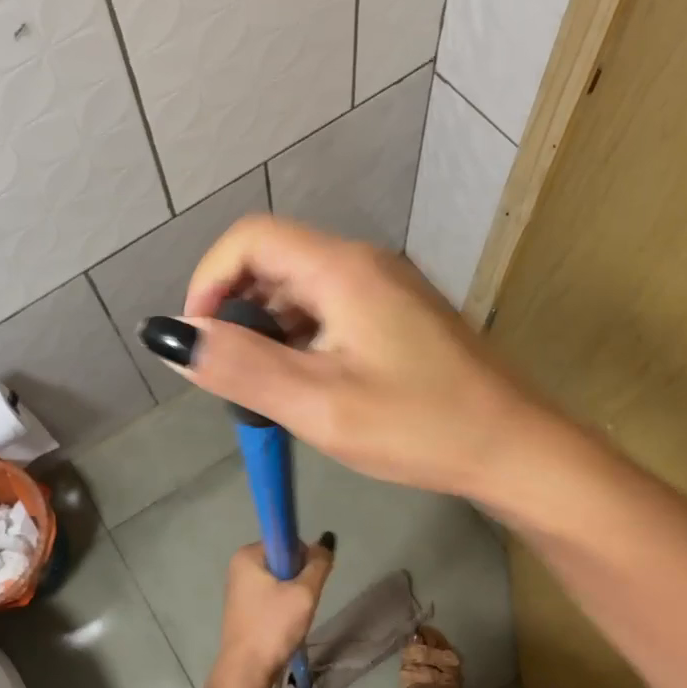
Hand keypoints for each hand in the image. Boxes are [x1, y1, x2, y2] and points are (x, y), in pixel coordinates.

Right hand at [141, 215, 551, 499]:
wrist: (516, 449)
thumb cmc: (419, 427)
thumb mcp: (319, 404)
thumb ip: (241, 367)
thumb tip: (170, 335)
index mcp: (342, 270)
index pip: (249, 238)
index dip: (208, 281)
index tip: (200, 344)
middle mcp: (362, 263)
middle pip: (271, 259)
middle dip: (235, 312)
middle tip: (233, 378)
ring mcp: (384, 287)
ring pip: (297, 288)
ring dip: (265, 330)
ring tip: (267, 391)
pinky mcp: (396, 314)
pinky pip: (326, 309)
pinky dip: (297, 339)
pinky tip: (305, 386)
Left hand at [213, 538, 334, 687]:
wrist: (247, 670)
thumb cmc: (274, 626)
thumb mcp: (304, 593)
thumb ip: (318, 564)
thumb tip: (326, 540)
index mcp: (247, 555)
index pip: (286, 541)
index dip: (303, 559)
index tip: (307, 583)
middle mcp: (239, 567)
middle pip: (282, 561)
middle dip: (298, 580)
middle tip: (301, 604)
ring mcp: (238, 589)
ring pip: (278, 582)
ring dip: (292, 597)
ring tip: (292, 618)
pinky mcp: (242, 608)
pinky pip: (270, 598)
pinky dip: (281, 608)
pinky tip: (284, 626)